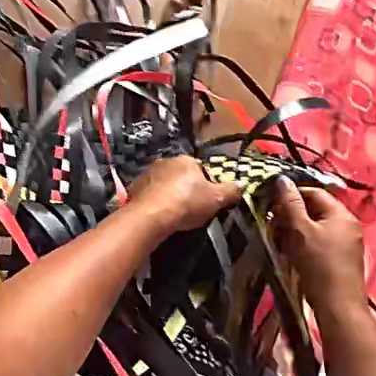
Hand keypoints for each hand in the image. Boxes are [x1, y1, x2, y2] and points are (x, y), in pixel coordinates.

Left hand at [123, 156, 241, 233]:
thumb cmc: (186, 202)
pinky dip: (155, 201)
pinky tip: (159, 214)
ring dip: (169, 194)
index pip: (201, 168)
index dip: (207, 183)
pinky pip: (150, 193)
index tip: (208, 199)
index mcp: (185, 159)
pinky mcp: (134, 187)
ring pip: (164, 183)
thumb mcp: (216, 198)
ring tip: (174, 213)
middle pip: (181, 175)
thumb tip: (241, 185)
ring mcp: (147, 173)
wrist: (150, 216)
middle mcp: (165, 161)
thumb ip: (231, 191)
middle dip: (186, 188)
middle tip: (191, 207)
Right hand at [269, 177, 366, 298]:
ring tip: (277, 241)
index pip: (313, 192)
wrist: (337, 306)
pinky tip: (289, 253)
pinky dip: (302, 243)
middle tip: (271, 224)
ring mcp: (345, 243)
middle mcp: (347, 225)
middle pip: (314, 210)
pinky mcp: (340, 258)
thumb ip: (290, 204)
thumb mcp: (300, 231)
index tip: (269, 204)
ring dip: (293, 231)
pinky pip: (318, 242)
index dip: (290, 195)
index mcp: (341, 214)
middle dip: (290, 215)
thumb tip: (281, 179)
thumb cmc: (318, 264)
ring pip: (314, 227)